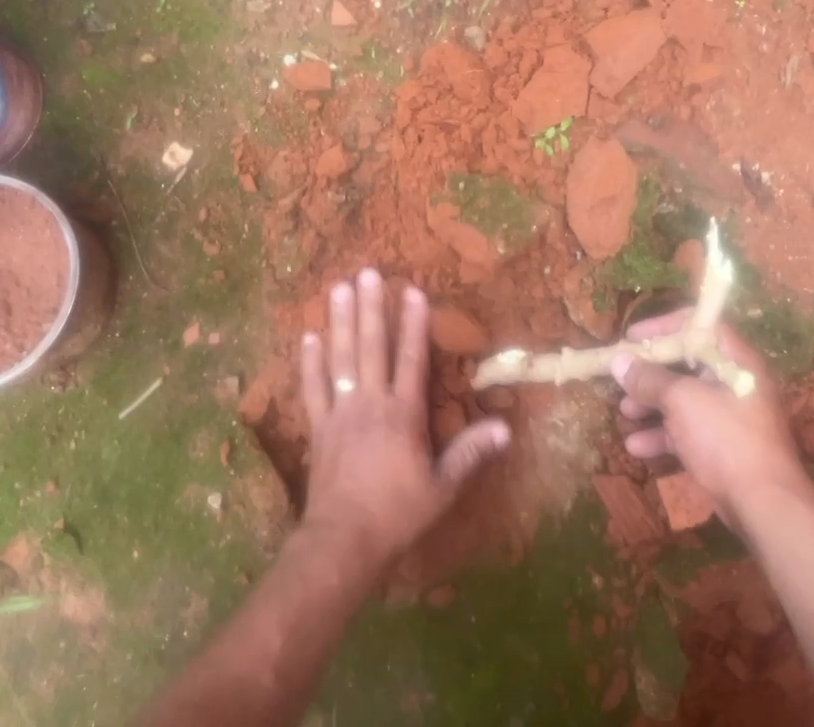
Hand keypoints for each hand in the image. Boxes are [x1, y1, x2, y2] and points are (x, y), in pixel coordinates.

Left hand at [297, 269, 511, 569]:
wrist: (343, 541)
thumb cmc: (398, 513)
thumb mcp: (443, 487)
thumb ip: (470, 453)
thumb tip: (505, 428)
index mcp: (403, 415)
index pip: (411, 360)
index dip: (413, 325)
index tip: (412, 291)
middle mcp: (371, 404)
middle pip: (371, 347)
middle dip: (371, 308)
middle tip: (368, 272)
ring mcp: (340, 413)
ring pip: (340, 359)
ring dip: (340, 322)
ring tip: (339, 288)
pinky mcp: (318, 428)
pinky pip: (312, 388)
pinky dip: (310, 362)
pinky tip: (308, 337)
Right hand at [611, 310, 809, 527]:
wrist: (762, 503)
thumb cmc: (725, 438)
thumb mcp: (682, 400)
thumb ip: (649, 378)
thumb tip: (619, 362)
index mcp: (735, 362)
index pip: (701, 327)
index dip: (665, 326)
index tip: (634, 336)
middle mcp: (734, 384)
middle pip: (686, 365)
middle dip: (650, 373)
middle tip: (621, 378)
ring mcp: (729, 418)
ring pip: (683, 401)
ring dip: (650, 406)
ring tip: (623, 413)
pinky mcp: (721, 447)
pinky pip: (686, 431)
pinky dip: (662, 435)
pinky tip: (636, 447)